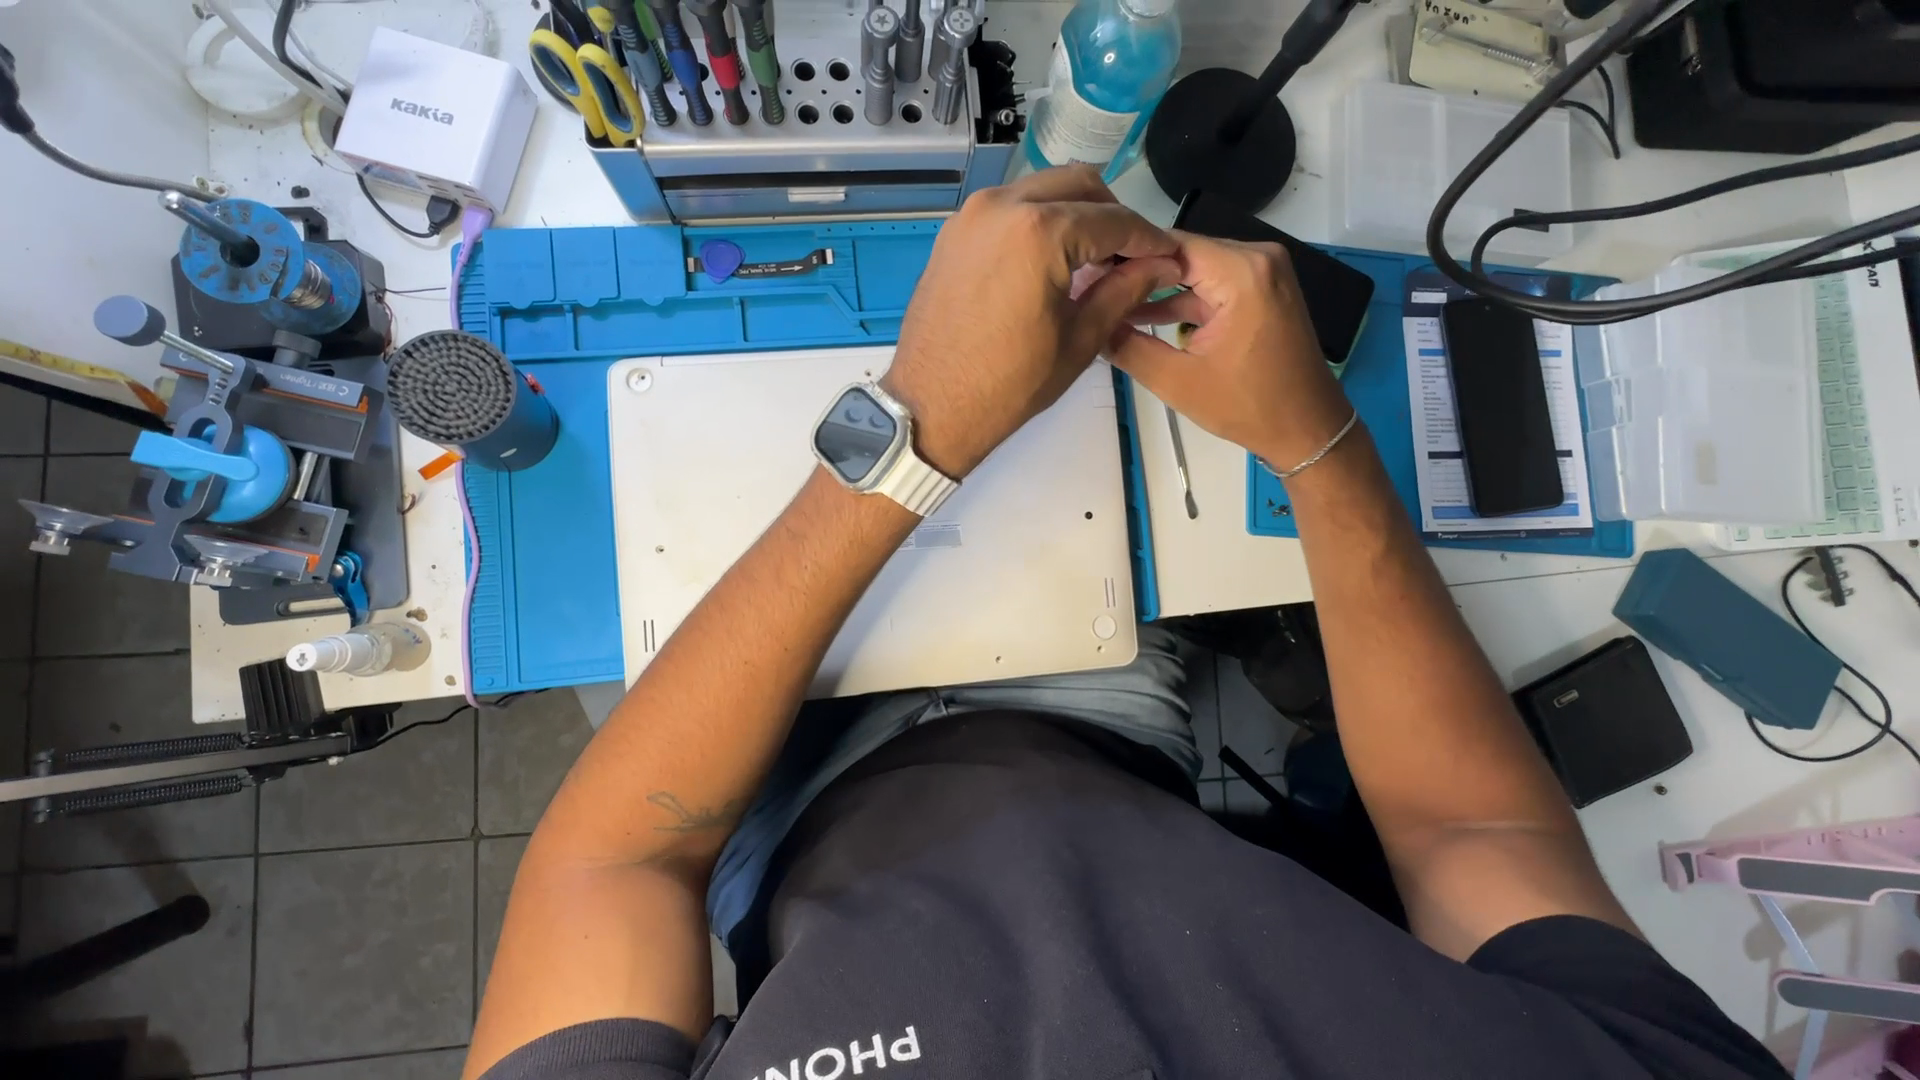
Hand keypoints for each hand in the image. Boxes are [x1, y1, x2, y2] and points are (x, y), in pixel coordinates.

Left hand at [882, 167, 1180, 478]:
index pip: (1113, 220)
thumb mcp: (1079, 339)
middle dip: (1112, 214)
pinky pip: (1008, 209)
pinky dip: (1037, 221)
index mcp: (1040, 231)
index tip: (1169, 257)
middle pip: (1078, 185)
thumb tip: (1160, 265)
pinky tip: (1050, 261)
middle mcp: (1003, 205)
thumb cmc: (1009, 384)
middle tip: (1130, 256)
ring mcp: (972, 215)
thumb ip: (1123, 290)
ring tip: (1092, 259)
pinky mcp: (953, 233)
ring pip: (1041, 190)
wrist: (931, 407)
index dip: (1148, 239)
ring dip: (1074, 212)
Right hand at [1106, 232, 1354, 470]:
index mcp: (1242, 272)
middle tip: (1090, 289)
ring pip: (1195, 268)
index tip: (1086, 274)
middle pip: (1182, 252)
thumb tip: (1090, 324)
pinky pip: (1212, 284)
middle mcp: (1257, 257)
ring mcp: (1263, 271)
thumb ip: (1127, 347)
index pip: (1169, 244)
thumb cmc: (1247, 406)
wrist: (1306, 428)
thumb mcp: (1176, 381)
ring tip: (1108, 302)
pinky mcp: (1262, 289)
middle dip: (1138, 272)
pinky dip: (1182, 300)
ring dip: (1156, 287)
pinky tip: (1142, 314)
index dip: (1125, 258)